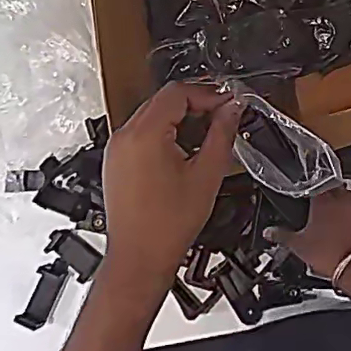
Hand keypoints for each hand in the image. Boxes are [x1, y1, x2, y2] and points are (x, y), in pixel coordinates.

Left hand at [100, 82, 240, 290]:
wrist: (140, 258)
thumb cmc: (166, 225)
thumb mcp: (207, 173)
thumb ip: (222, 132)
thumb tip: (232, 108)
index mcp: (145, 135)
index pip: (178, 92)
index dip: (208, 94)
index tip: (228, 103)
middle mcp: (125, 137)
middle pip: (165, 99)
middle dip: (197, 103)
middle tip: (223, 114)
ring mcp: (117, 149)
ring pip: (154, 114)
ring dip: (182, 117)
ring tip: (208, 134)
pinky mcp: (117, 161)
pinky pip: (143, 132)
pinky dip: (167, 132)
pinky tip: (187, 149)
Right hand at [268, 187, 350, 278]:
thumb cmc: (329, 253)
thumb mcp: (299, 245)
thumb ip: (282, 235)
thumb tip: (269, 232)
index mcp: (322, 200)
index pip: (315, 184)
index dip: (311, 189)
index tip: (309, 195)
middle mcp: (341, 198)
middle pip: (333, 187)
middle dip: (328, 194)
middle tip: (322, 206)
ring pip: (349, 195)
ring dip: (342, 201)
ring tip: (335, 214)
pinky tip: (350, 223)